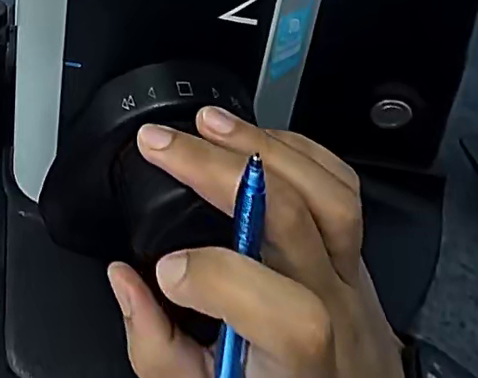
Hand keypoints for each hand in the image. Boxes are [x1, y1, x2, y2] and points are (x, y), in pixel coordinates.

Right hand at [105, 107, 404, 377]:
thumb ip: (159, 351)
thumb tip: (124, 279)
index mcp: (301, 364)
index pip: (284, 312)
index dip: (216, 279)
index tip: (165, 269)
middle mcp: (337, 312)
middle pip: (289, 218)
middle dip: (216, 168)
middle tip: (160, 143)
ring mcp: (352, 274)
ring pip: (325, 191)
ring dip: (259, 143)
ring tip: (207, 123)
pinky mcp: (353, 249)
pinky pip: (341, 184)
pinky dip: (295, 148)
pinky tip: (252, 136)